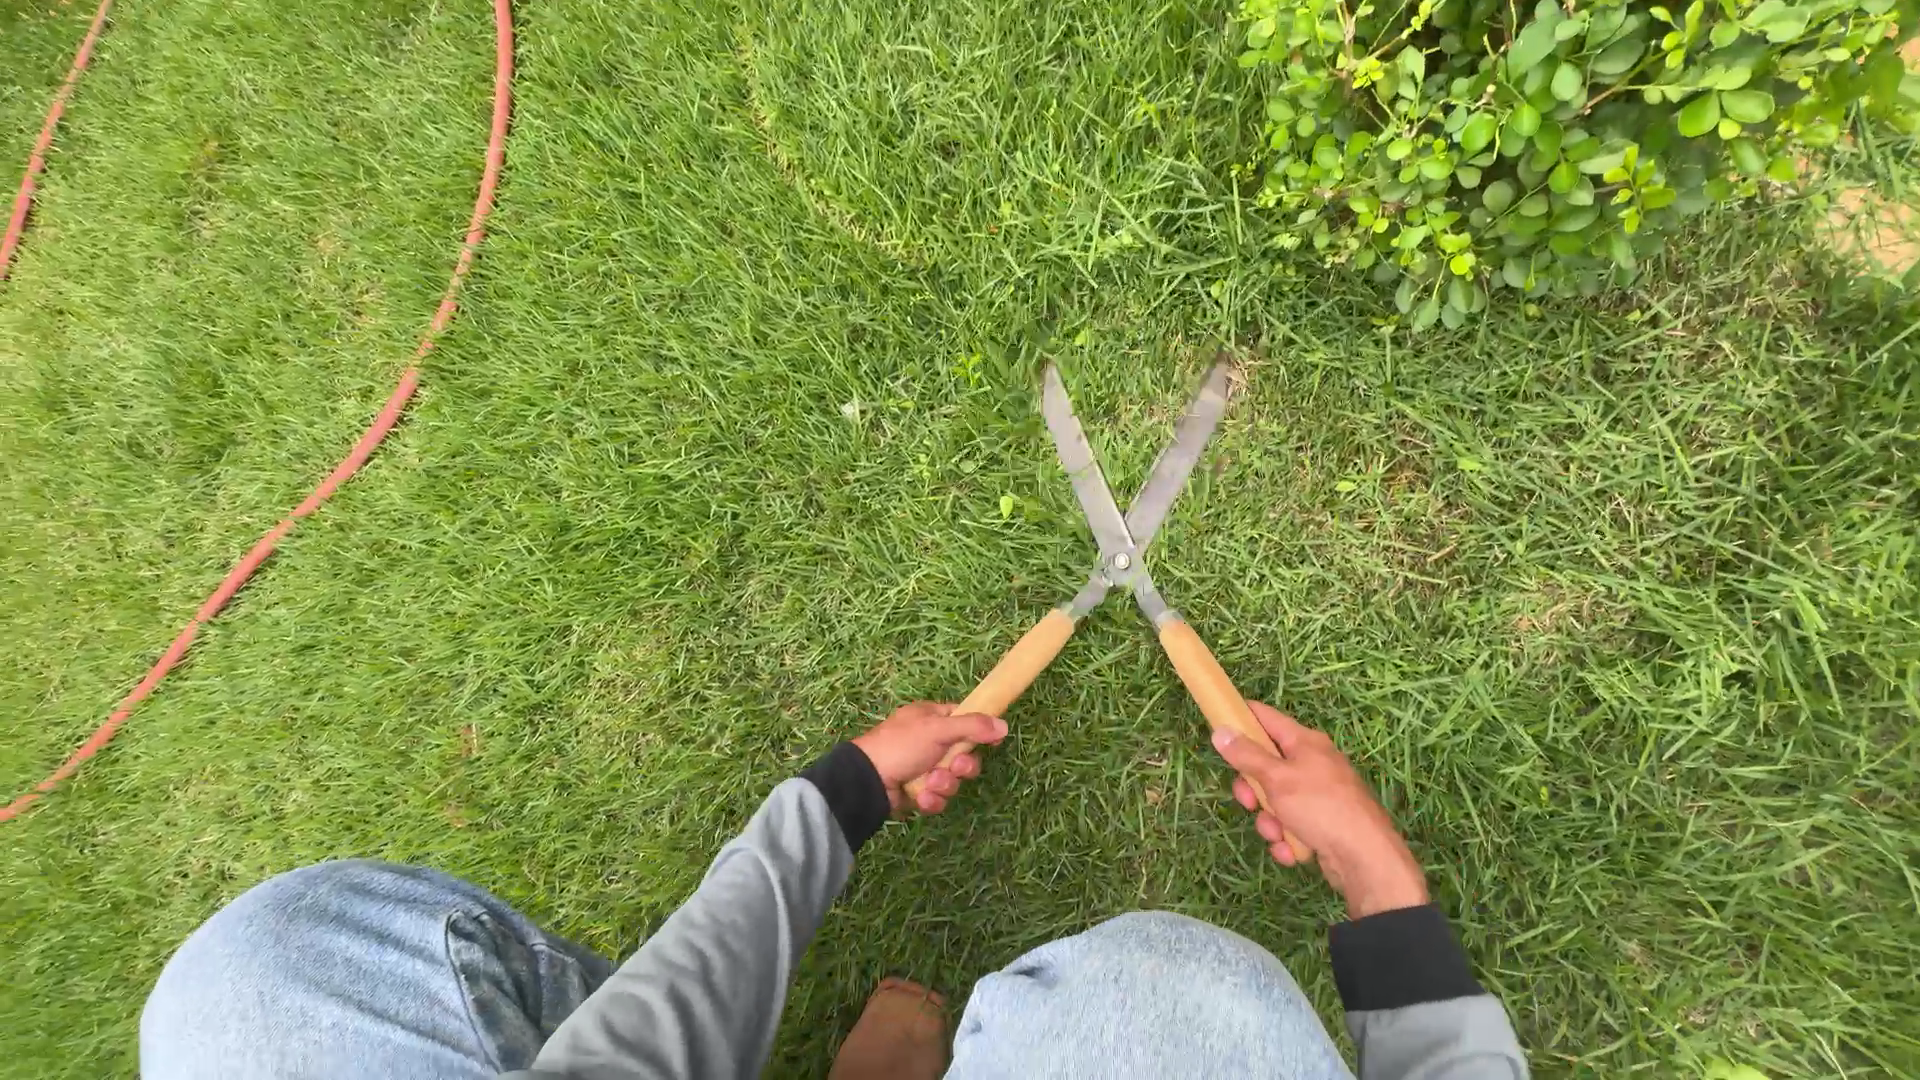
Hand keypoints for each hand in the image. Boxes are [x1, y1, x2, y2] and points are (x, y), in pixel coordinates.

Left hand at [853, 702, 1007, 815]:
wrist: (867, 781)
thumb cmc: (901, 745)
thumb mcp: (937, 728)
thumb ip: (972, 727)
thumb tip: (1003, 725)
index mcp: (931, 719)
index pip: (964, 720)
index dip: (980, 730)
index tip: (994, 741)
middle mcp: (929, 742)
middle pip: (964, 755)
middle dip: (962, 766)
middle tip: (955, 768)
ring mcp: (923, 769)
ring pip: (953, 780)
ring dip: (944, 784)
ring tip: (929, 783)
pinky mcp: (918, 793)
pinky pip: (938, 798)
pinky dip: (931, 799)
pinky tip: (921, 798)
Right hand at [1212, 702, 1429, 919]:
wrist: (1366, 859)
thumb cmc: (1320, 807)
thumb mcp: (1276, 778)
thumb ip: (1246, 755)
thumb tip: (1220, 731)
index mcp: (1304, 742)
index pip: (1264, 717)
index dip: (1240, 718)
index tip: (1217, 729)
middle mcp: (1312, 762)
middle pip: (1265, 763)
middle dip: (1252, 787)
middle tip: (1248, 801)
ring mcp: (1318, 793)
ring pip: (1275, 798)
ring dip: (1269, 819)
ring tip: (1277, 833)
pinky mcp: (1322, 821)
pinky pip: (1291, 822)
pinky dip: (1286, 836)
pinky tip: (1290, 850)